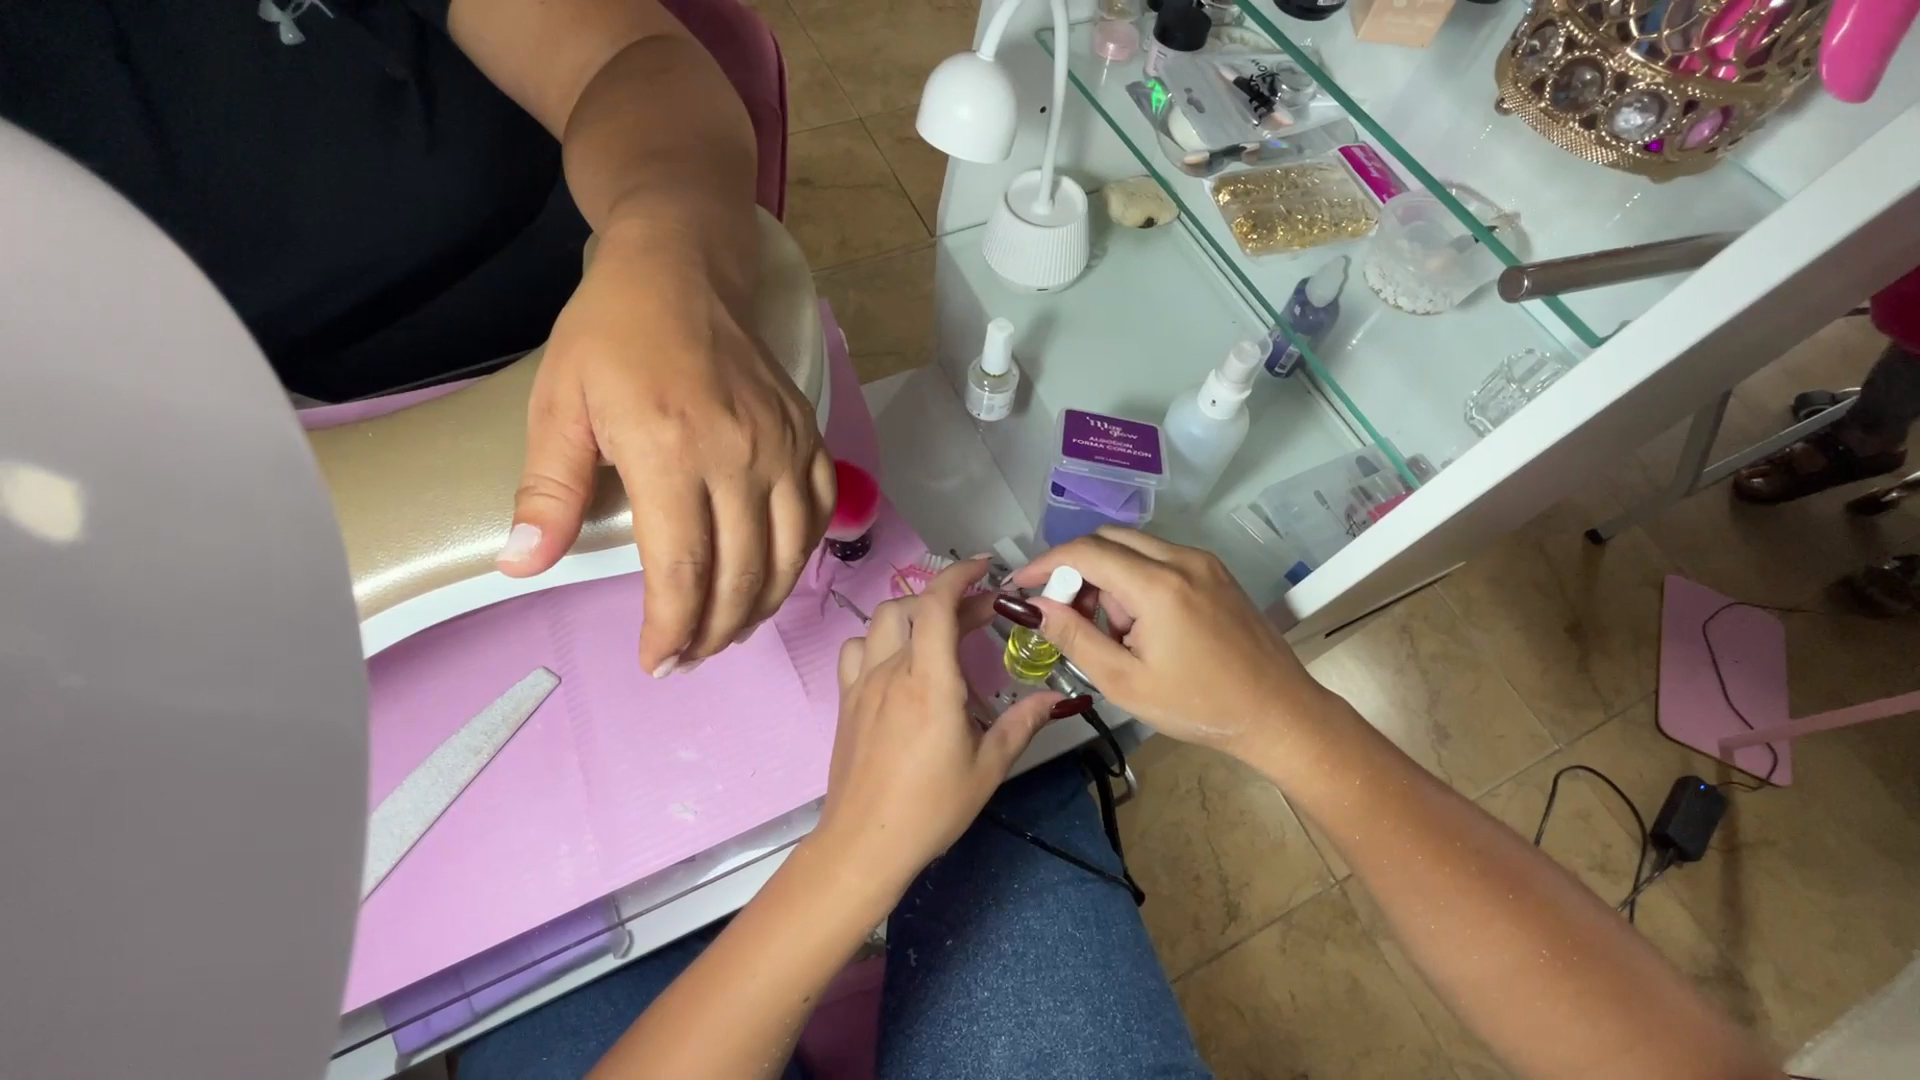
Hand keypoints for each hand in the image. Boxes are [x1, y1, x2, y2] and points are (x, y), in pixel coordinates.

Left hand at [498, 220, 835, 675]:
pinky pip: (819, 515)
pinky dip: (800, 558)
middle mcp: (741, 455)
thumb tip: (523, 564)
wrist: (685, 270)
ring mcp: (785, 446)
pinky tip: (774, 576)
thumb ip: (548, 488)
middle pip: (742, 574)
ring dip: (761, 606)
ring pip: (789, 555)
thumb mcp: (558, 402)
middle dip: (714, 631)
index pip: (683, 569)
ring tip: (728, 630)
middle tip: (688, 657)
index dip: (671, 628)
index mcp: (670, 449)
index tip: (657, 661)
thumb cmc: (613, 334)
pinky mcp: (809, 436)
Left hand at [814, 559, 1062, 889]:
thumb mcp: (989, 767)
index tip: (987, 568)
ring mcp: (863, 684)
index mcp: (930, 681)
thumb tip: (1058, 699)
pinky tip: (898, 660)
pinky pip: (856, 650)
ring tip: (940, 631)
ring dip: (913, 613)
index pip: (938, 604)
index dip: (961, 576)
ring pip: (881, 622)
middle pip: (912, 607)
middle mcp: (892, 671)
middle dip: (949, 597)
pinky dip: (879, 639)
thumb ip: (1023, 723)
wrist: (865, 843)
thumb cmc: (932, 808)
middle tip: (982, 612)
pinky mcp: (846, 701)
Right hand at [1009, 527, 1333, 755]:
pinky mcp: (1215, 572)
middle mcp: (1182, 559)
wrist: (1278, 714)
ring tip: (1113, 632)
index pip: (1086, 552)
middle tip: (1066, 613)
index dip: (1045, 563)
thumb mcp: (1124, 681)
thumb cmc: (1199, 706)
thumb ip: (1073, 637)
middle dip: (1078, 570)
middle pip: (1108, 540)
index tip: (1021, 585)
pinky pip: (1159, 559)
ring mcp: (1203, 562)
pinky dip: (1135, 580)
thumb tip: (1032, 606)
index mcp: (1158, 586)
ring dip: (1108, 577)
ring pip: (1134, 548)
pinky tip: (1140, 624)